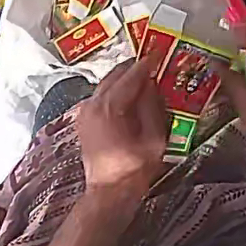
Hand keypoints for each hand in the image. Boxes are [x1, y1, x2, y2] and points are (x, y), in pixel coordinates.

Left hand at [75, 60, 168, 200]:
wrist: (108, 194)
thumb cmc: (134, 170)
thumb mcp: (154, 138)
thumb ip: (152, 106)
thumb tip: (151, 83)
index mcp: (109, 107)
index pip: (131, 76)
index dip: (148, 62)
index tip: (161, 51)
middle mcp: (93, 104)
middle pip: (115, 75)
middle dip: (135, 67)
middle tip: (155, 61)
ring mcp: (85, 111)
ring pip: (107, 83)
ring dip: (125, 78)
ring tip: (145, 75)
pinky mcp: (84, 119)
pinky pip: (101, 95)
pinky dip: (116, 89)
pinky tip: (130, 94)